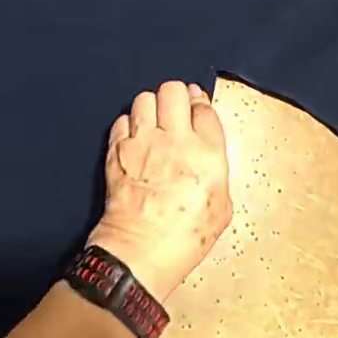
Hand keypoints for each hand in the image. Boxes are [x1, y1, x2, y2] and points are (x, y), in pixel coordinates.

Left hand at [86, 80, 231, 299]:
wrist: (141, 247)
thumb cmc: (184, 236)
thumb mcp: (221, 206)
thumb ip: (215, 169)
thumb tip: (205, 154)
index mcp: (208, 154)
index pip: (203, 108)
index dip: (199, 105)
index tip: (196, 109)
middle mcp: (174, 140)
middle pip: (173, 91)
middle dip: (174, 96)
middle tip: (174, 110)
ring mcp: (141, 143)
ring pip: (144, 99)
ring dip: (150, 107)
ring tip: (152, 122)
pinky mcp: (116, 151)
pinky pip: (121, 120)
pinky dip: (128, 124)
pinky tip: (133, 138)